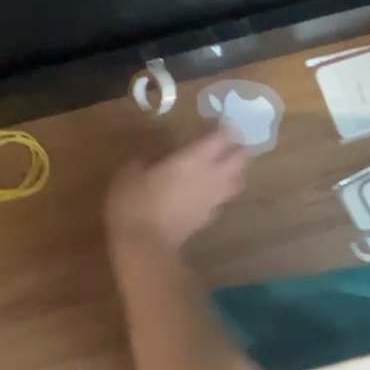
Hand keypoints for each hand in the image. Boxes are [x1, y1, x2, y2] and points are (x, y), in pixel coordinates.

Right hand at [105, 130, 250, 251]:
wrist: (144, 246)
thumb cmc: (133, 204)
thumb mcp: (128, 174)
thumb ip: (144, 160)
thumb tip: (151, 156)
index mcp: (194, 158)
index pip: (222, 135)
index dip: (221, 126)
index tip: (211, 123)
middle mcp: (212, 175)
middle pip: (241, 157)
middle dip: (236, 147)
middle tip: (222, 144)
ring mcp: (213, 199)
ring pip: (239, 180)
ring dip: (235, 171)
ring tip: (221, 168)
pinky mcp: (208, 218)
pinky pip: (222, 200)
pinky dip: (219, 194)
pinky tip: (206, 194)